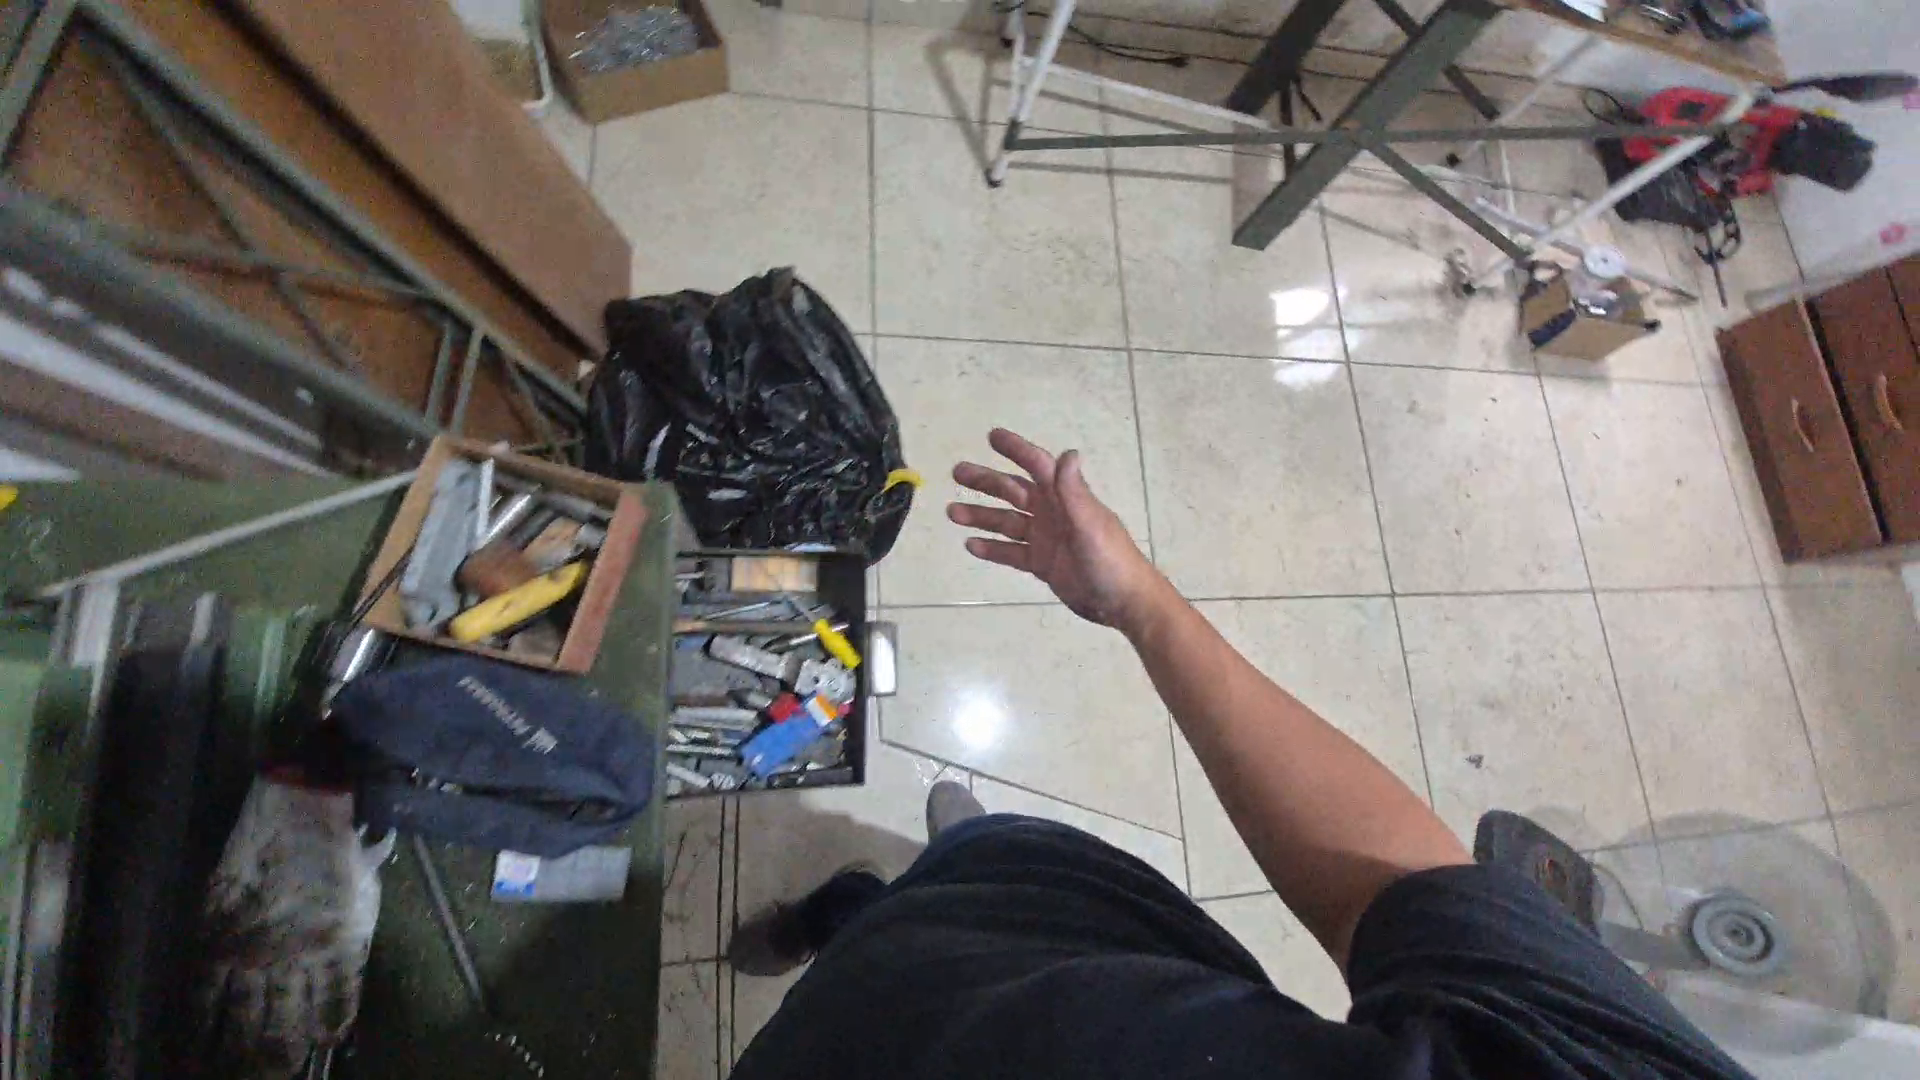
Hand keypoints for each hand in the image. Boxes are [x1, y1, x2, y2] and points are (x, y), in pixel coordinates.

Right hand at [948, 429, 1168, 632]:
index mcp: (1066, 498)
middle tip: (957, 472)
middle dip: (986, 481)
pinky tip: (971, 545)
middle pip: (1014, 490)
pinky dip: (992, 548)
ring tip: (952, 512)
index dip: (1017, 449)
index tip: (992, 436)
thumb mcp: (1091, 525)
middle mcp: (1052, 513)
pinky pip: (1011, 552)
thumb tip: (1068, 452)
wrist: (1123, 603)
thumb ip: (1075, 492)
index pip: (1038, 466)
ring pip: (1007, 522)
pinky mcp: (1042, 564)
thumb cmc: (1111, 560)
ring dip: (981, 516)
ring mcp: (1045, 539)